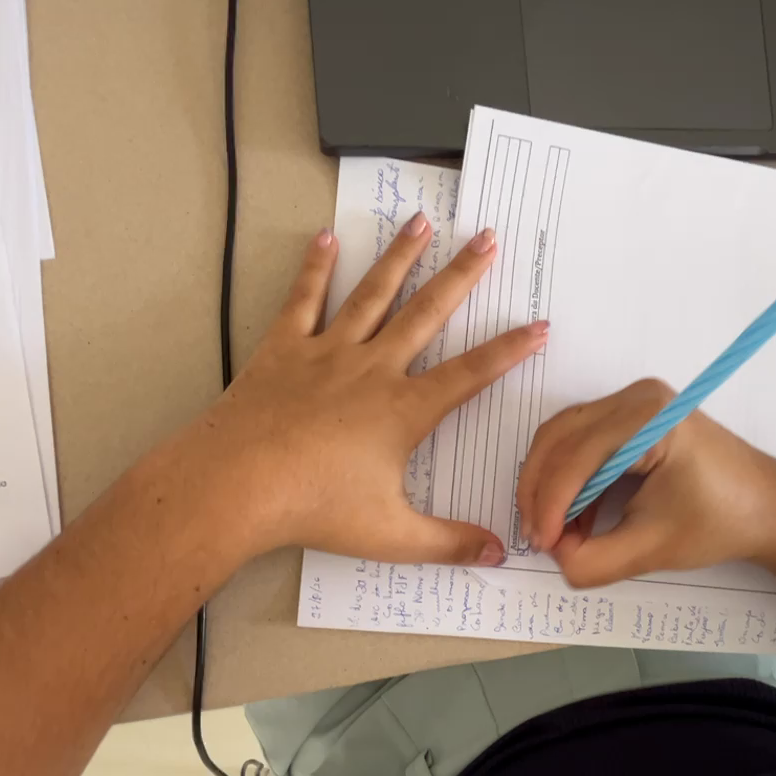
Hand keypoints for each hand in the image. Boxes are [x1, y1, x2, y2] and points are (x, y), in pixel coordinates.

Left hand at [163, 216, 545, 564]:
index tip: (538, 325)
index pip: (470, 374)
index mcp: (403, 410)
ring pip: (372, 294)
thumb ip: (448, 543)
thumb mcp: (391, 536)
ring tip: (421, 221)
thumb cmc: (315, 507)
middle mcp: (372, 370)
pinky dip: (315, 268)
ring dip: (400, 257)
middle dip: (462, 275)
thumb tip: (498, 553)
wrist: (237, 485)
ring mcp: (327, 353)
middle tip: (486, 238)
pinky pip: (304, 300)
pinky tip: (325, 239)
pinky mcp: (284, 350)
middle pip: (427, 313)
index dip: (509, 350)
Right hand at [515, 380, 775, 586]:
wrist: (766, 507)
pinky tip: (574, 517)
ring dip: (548, 486)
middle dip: (539, 492)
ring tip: (553, 532)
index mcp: (648, 418)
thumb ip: (592, 562)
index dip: (550, 504)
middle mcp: (635, 397)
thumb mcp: (651, 551)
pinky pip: (577, 443)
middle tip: (537, 539)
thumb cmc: (719, 523)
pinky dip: (566, 480)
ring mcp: (630, 402)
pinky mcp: (628, 417)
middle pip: (558, 439)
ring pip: (560, 440)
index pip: (576, 456)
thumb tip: (554, 557)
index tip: (542, 545)